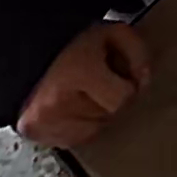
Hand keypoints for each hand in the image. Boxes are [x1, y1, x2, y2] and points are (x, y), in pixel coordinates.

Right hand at [17, 22, 150, 148]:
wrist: (32, 52)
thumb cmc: (78, 43)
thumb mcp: (116, 35)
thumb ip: (138, 55)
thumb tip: (144, 83)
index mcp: (79, 74)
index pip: (121, 99)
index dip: (129, 88)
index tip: (124, 76)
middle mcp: (57, 102)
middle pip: (107, 115)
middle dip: (113, 100)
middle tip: (104, 82)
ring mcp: (42, 122)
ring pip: (92, 131)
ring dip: (98, 115)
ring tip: (89, 93)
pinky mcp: (32, 133)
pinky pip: (72, 141)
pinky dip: (81, 126)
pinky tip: (76, 106)